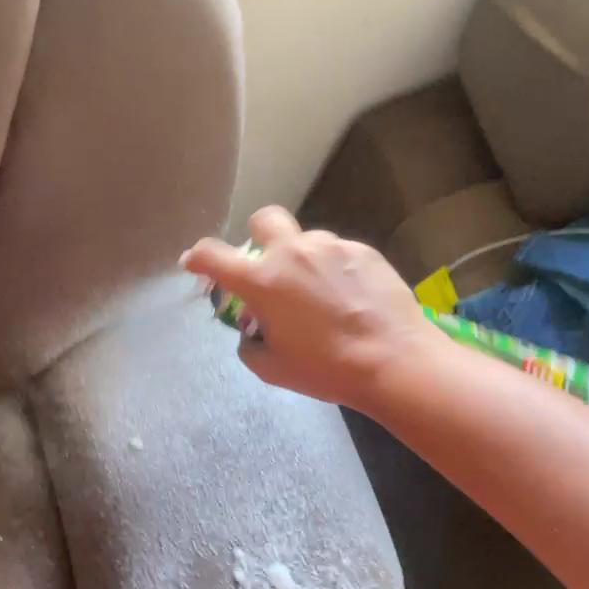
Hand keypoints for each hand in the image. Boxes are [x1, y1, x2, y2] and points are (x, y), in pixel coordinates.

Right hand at [181, 206, 445, 408]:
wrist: (394, 361)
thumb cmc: (325, 369)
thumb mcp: (270, 366)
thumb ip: (250, 342)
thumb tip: (253, 329)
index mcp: (261, 281)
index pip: (212, 255)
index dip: (197, 257)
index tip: (194, 263)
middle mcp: (292, 253)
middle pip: (263, 219)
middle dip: (258, 236)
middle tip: (268, 266)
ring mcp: (331, 247)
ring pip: (306, 240)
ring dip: (302, 260)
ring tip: (320, 295)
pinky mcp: (364, 251)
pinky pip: (338, 253)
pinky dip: (334, 271)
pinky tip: (349, 299)